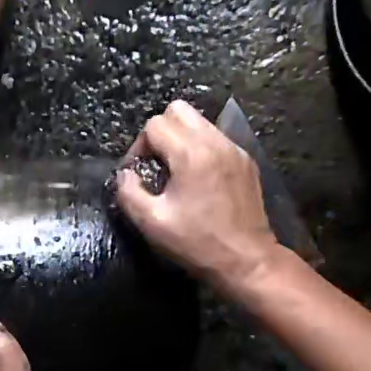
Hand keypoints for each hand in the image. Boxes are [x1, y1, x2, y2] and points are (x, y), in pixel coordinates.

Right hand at [116, 99, 280, 288]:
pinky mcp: (245, 161)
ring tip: (176, 170)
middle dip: (160, 132)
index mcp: (191, 154)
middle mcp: (215, 143)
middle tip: (156, 163)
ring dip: (181, 138)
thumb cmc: (196, 242)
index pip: (155, 125)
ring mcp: (234, 149)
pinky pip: (216, 138)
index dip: (139, 146)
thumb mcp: (151, 222)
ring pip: (200, 121)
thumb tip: (124, 175)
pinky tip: (198, 178)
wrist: (246, 259)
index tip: (139, 173)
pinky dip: (201, 147)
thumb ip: (129, 192)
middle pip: (179, 110)